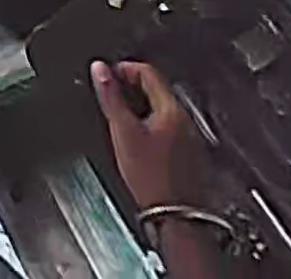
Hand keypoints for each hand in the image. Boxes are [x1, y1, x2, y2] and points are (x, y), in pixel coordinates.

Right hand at [91, 60, 207, 208]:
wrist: (176, 222)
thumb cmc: (152, 179)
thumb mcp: (123, 132)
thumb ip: (111, 97)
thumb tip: (100, 69)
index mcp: (171, 108)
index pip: (148, 72)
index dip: (125, 69)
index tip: (109, 75)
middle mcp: (185, 120)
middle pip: (156, 89)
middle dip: (132, 88)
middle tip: (113, 94)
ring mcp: (190, 138)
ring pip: (162, 110)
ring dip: (142, 107)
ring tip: (123, 118)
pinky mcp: (190, 156)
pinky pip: (169, 129)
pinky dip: (153, 126)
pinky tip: (141, 142)